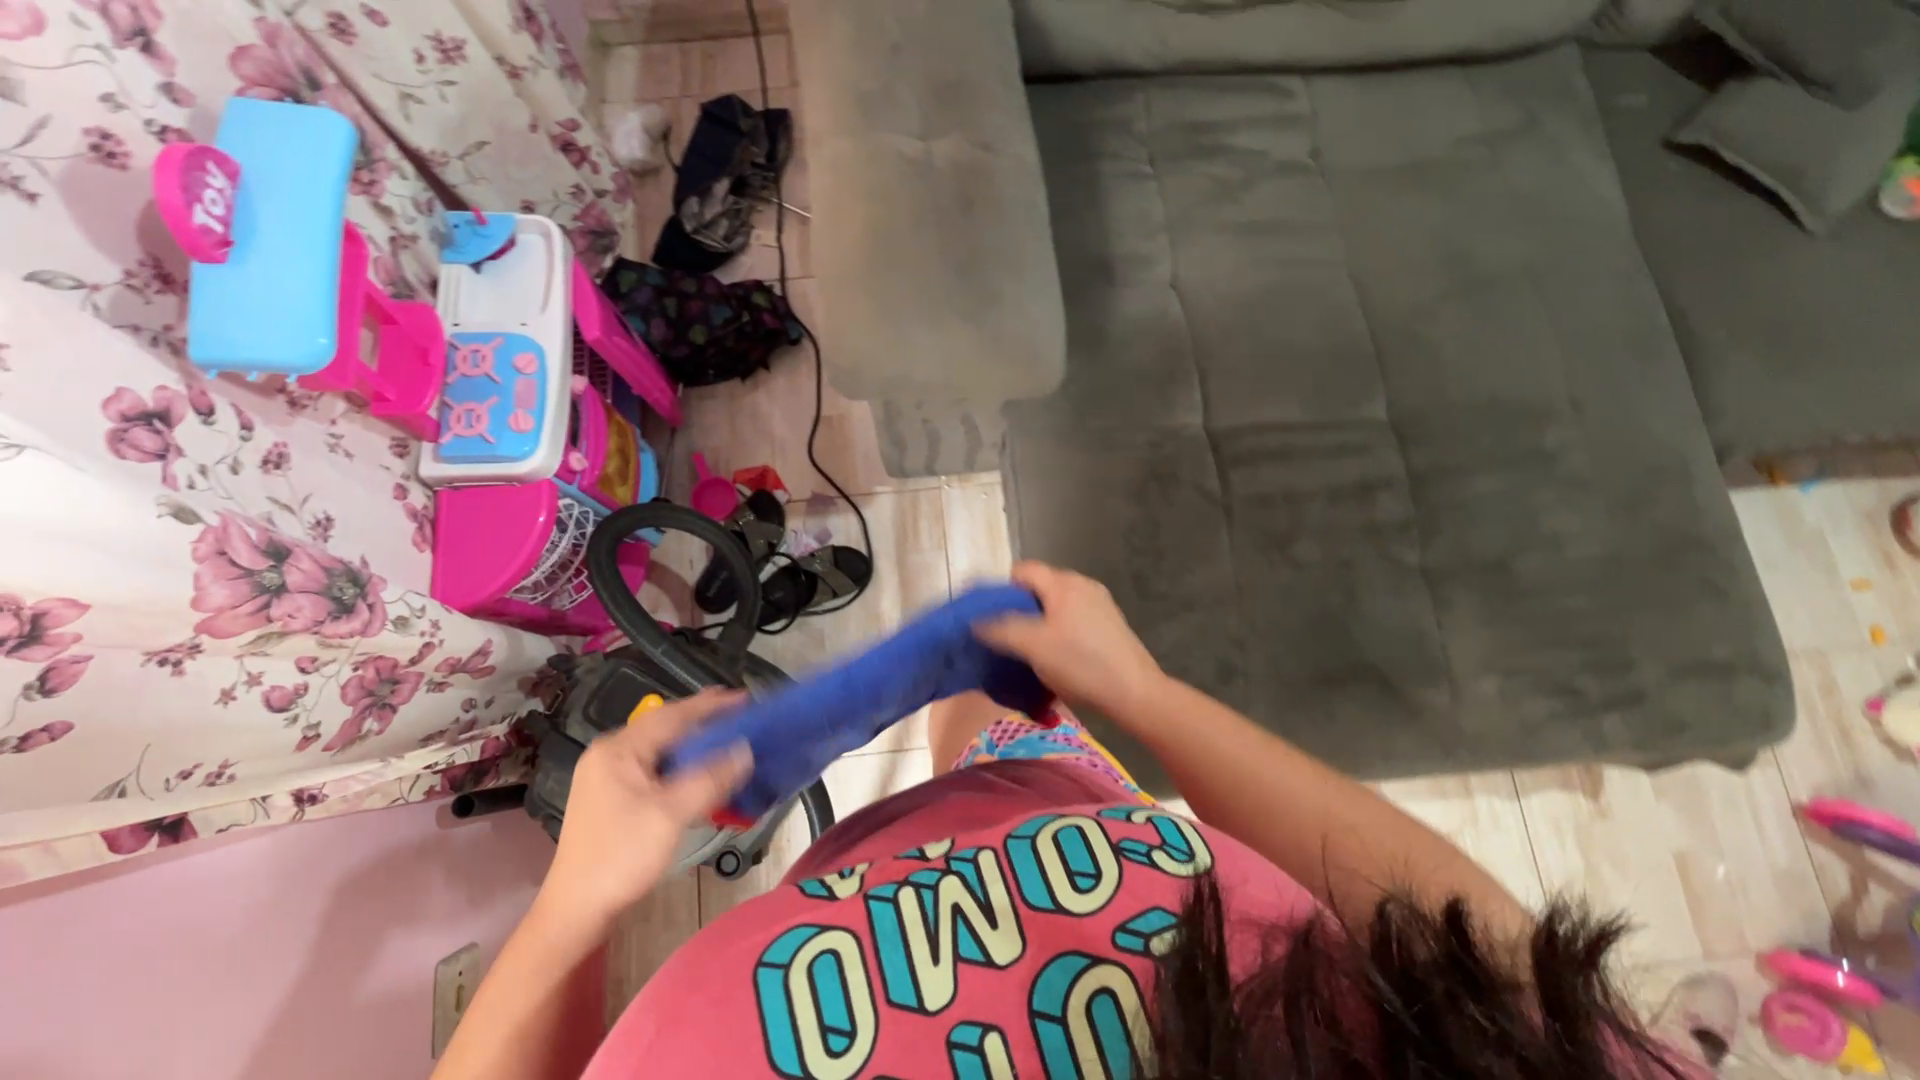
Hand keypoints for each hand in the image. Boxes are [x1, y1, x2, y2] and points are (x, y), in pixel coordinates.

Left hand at [537, 688, 752, 928]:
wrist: (576, 909)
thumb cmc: (621, 856)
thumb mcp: (671, 815)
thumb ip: (710, 778)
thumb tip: (745, 750)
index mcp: (618, 750)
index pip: (672, 716)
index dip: (711, 706)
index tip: (745, 698)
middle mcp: (610, 755)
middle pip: (664, 728)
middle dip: (703, 722)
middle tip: (741, 716)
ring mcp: (608, 777)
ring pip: (660, 750)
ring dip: (694, 744)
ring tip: (728, 739)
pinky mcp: (612, 798)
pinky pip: (654, 769)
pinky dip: (681, 765)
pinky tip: (700, 771)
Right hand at [974, 561, 1165, 715]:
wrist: (1134, 693)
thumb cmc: (1081, 664)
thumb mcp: (1033, 647)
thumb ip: (1001, 630)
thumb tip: (975, 621)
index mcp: (1064, 583)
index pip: (1022, 570)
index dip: (1000, 589)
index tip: (987, 616)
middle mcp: (1083, 586)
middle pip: (1039, 588)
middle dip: (1018, 609)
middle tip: (1003, 637)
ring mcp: (1099, 605)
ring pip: (1055, 607)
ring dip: (1037, 624)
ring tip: (1025, 651)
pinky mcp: (1109, 626)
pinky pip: (1072, 620)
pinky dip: (1057, 633)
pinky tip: (1053, 659)